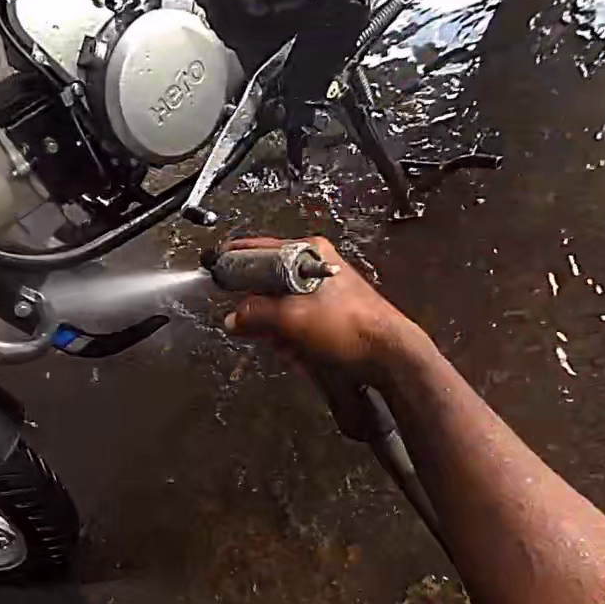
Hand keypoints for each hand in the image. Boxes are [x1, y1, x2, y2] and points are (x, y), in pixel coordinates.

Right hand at [220, 236, 427, 380]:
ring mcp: (320, 291)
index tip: (217, 278)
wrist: (387, 353)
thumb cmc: (347, 326)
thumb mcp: (292, 318)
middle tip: (258, 330)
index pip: (258, 250)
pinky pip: (294, 322)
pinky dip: (291, 339)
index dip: (235, 265)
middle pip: (265, 284)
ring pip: (279, 308)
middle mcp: (313, 266)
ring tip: (287, 347)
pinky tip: (298, 353)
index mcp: (307, 253)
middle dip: (259, 312)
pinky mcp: (326, 313)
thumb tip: (232, 319)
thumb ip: (256, 315)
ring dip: (275, 331)